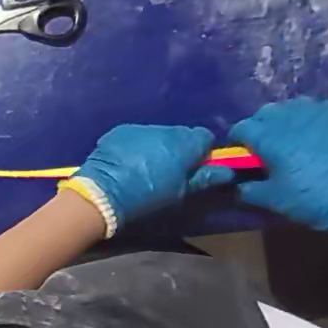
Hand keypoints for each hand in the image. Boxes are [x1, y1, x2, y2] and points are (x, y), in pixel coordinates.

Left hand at [61, 124, 232, 235]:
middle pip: (180, 134)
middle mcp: (162, 130)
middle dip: (179, 149)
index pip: (205, 137)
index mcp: (182, 143)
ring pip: (158, 135)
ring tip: (147, 169)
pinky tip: (128, 164)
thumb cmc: (147, 199)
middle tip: (171, 172)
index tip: (196, 169)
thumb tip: (225, 171)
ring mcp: (138, 128)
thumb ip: (204, 179)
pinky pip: (136, 137)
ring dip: (158, 147)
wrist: (101, 195)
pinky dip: (137, 147)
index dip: (203, 153)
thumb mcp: (180, 195)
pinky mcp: (117, 132)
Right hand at [231, 97, 327, 265]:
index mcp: (266, 135)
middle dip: (262, 127)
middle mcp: (289, 115)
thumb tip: (238, 184)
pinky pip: (321, 109)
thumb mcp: (272, 200)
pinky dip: (316, 119)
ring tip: (295, 139)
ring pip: (293, 107)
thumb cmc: (313, 199)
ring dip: (288, 120)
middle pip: (265, 113)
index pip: (240, 128)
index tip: (242, 155)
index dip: (238, 142)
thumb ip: (247, 189)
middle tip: (268, 148)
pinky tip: (322, 135)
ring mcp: (319, 110)